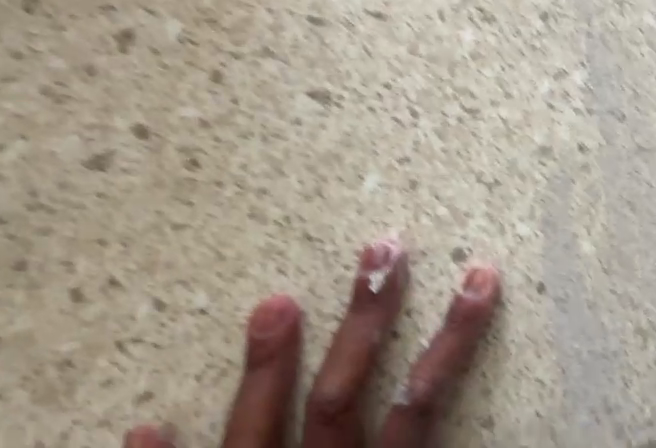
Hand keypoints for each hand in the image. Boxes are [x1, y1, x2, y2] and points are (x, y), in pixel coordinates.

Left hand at [123, 238, 501, 447]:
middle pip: (340, 397)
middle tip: (382, 251)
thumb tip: (480, 423)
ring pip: (255, 433)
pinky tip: (148, 427)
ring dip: (267, 367)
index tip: (482, 276)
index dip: (454, 337)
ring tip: (273, 302)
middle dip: (365, 320)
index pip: (421, 403)